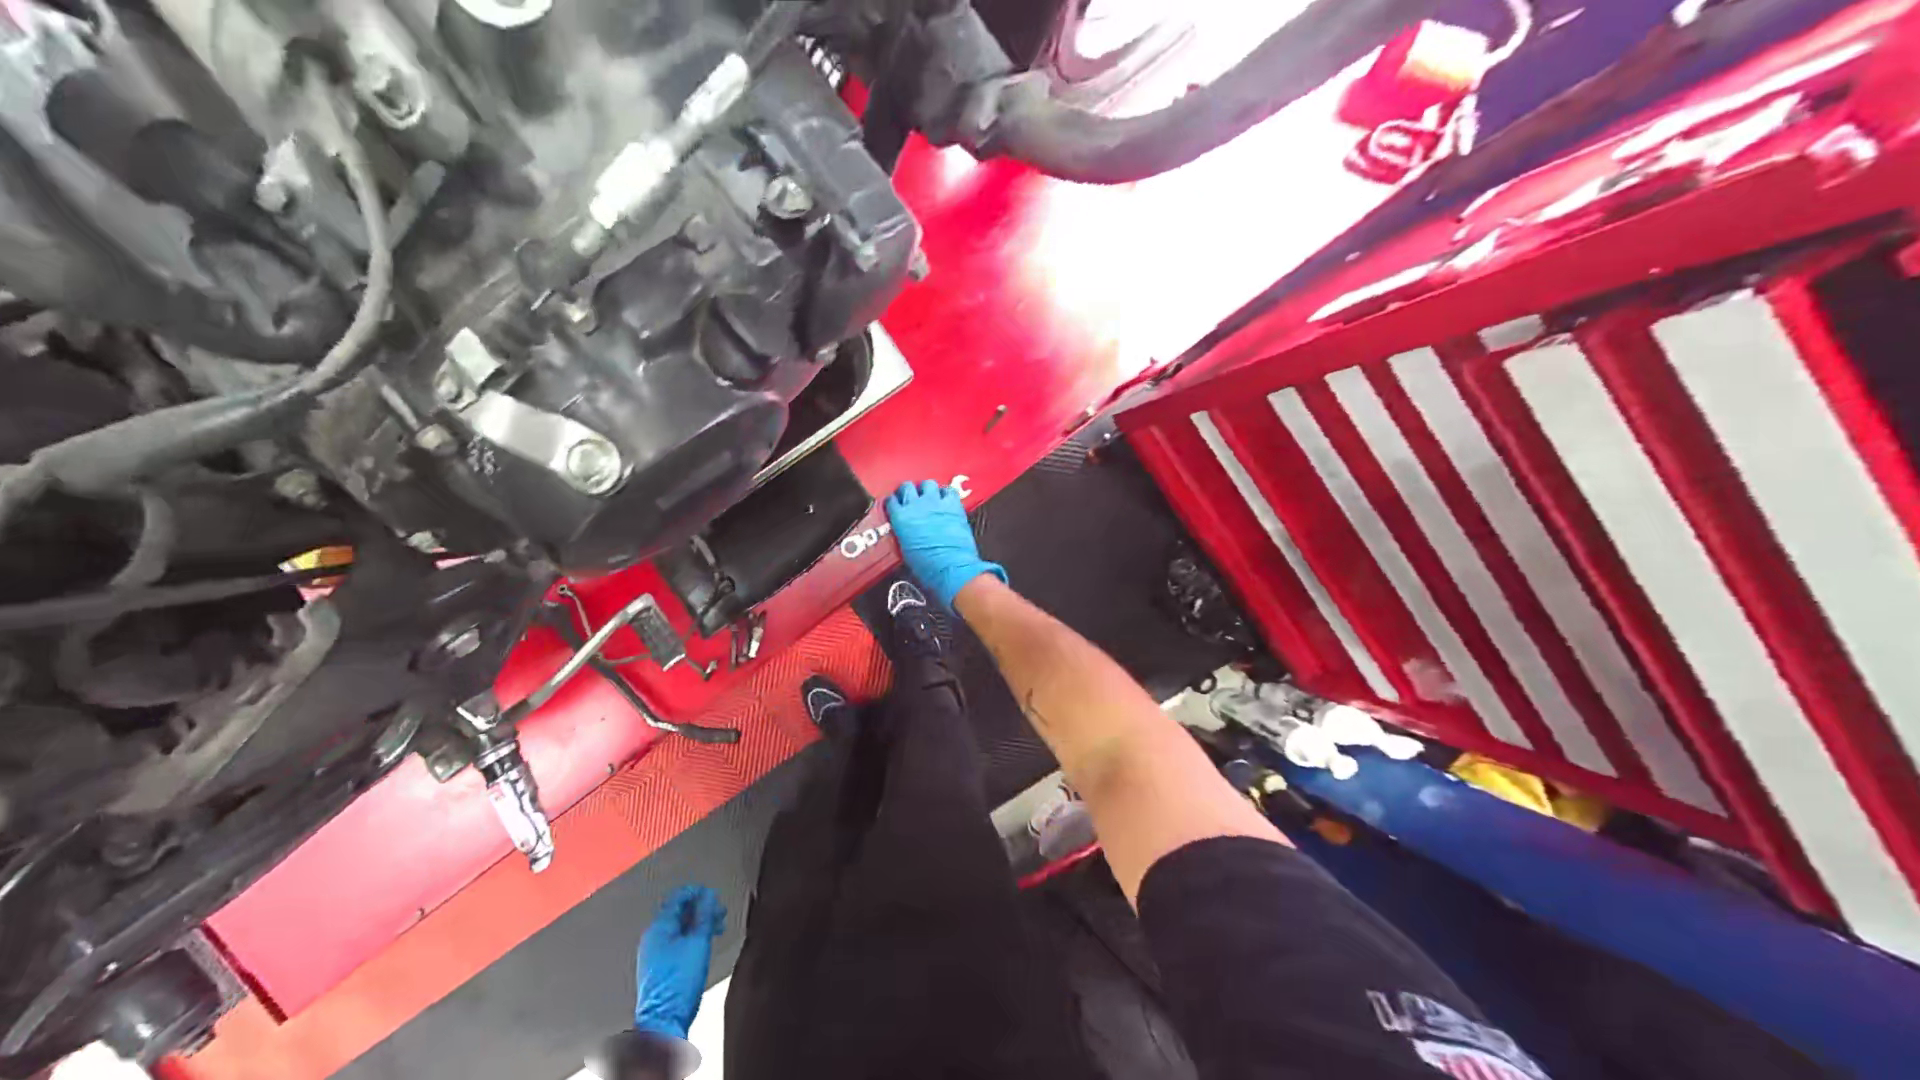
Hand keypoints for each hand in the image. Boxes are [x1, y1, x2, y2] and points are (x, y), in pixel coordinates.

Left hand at [633, 885, 725, 1038]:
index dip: (697, 892)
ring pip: (678, 927)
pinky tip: (704, 944)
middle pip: (678, 912)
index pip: (678, 897)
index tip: (714, 895)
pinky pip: (676, 941)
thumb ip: (704, 915)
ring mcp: (653, 952)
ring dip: (698, 923)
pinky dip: (691, 936)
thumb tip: (709, 894)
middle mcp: (653, 936)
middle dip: (701, 908)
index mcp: (659, 927)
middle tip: (720, 912)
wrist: (664, 1020)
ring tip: (717, 928)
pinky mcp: (658, 966)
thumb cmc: (680, 979)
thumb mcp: (698, 942)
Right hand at [886, 480, 1006, 608]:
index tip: (895, 503)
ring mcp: (935, 503)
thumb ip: (903, 534)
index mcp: (901, 518)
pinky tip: (945, 500)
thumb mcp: (905, 551)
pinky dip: (946, 494)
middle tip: (911, 497)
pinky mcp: (953, 505)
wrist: (951, 568)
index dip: (893, 501)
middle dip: (908, 491)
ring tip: (929, 496)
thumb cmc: (928, 566)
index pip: (891, 501)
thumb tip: (906, 531)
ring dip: (927, 489)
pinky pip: (948, 491)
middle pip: (907, 486)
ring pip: (928, 484)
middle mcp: (916, 506)